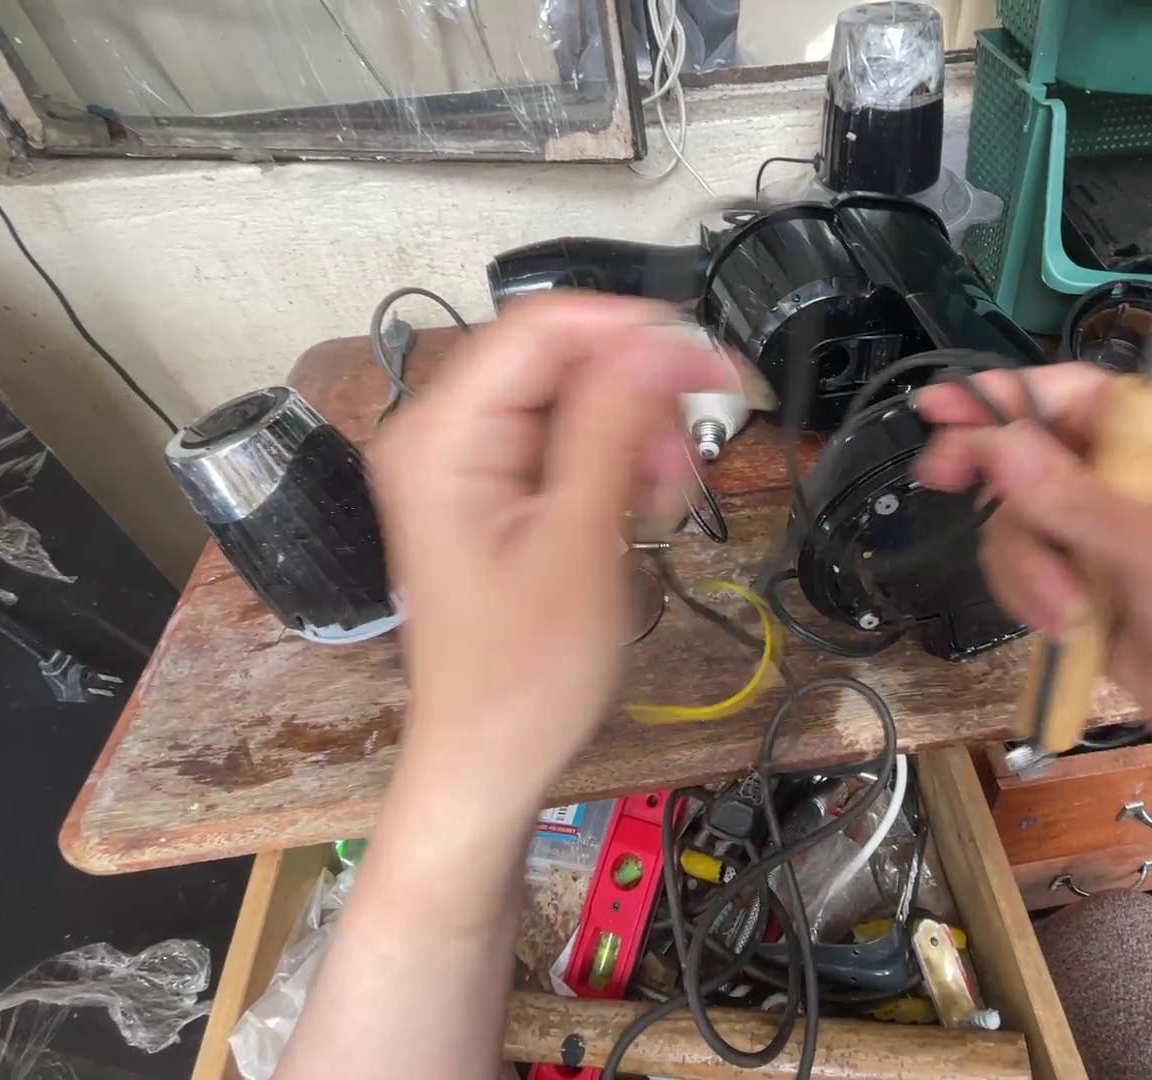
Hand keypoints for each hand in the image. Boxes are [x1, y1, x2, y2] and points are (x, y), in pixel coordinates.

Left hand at [368, 293, 719, 806]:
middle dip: (639, 396)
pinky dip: (620, 466)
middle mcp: (449, 437)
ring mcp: (476, 466)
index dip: (630, 330)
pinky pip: (572, 448)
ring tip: (667, 496)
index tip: (705, 359)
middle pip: (563, 364)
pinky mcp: (503, 495)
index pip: (541, 329)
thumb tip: (660, 343)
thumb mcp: (580, 543)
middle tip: (690, 449)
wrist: (493, 754)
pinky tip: (644, 508)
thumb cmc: (524, 674)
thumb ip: (614, 429)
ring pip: (578, 404)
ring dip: (638, 436)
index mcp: (445, 437)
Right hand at [914, 363, 1151, 759]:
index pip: (1074, 396)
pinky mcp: (1076, 581)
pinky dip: (1028, 594)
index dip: (1005, 395)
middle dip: (999, 487)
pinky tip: (1065, 625)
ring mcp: (1097, 533)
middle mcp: (1127, 479)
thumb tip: (997, 441)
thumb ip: (1072, 498)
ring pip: (1016, 520)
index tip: (940, 407)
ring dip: (1027, 566)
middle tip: (938, 480)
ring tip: (1066, 611)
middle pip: (1029, 456)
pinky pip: (1021, 566)